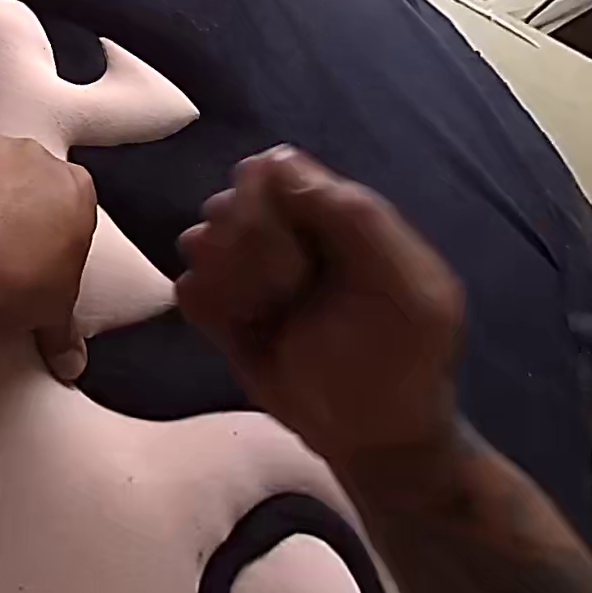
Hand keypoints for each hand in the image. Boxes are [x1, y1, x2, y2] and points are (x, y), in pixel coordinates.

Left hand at [0, 136, 97, 380]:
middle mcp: (37, 160)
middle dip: (20, 208)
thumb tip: (72, 364)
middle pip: (33, 181)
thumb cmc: (5, 283)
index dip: (54, 232)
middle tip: (1, 247)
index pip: (73, 206)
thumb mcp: (51, 314)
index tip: (39, 254)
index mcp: (77, 190)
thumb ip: (65, 334)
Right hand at [175, 145, 463, 462]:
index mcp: (327, 214)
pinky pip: (186, 286)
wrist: (366, 433)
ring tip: (263, 312)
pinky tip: (238, 329)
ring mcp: (243, 270)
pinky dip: (208, 306)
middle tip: (286, 289)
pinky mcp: (217, 308)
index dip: (266, 201)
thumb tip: (275, 159)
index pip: (270, 172)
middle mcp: (279, 232)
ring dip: (227, 280)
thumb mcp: (405, 289)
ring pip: (198, 240)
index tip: (285, 243)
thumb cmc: (397, 358)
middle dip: (248, 247)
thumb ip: (356, 219)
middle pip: (227, 204)